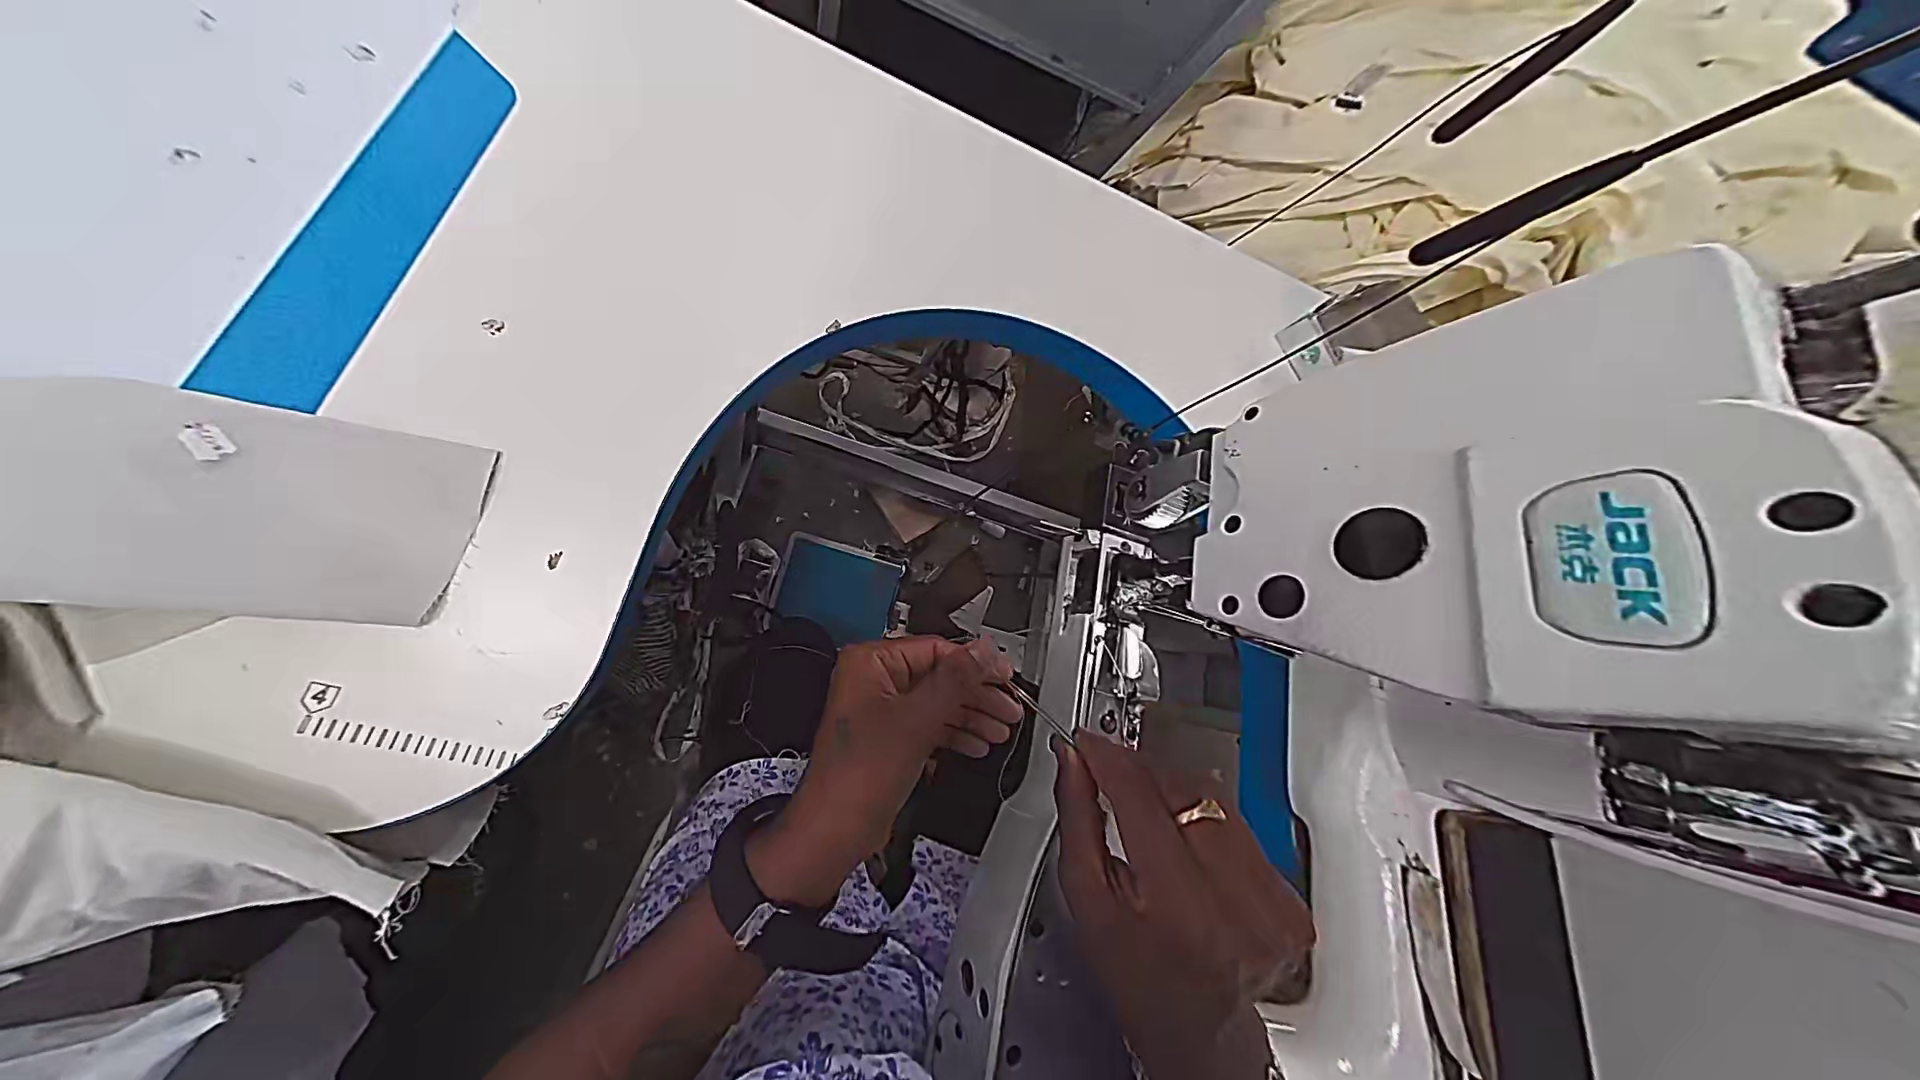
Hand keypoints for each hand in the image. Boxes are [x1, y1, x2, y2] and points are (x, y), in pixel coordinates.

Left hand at [749, 637, 1019, 906]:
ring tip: (998, 727)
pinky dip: (954, 732)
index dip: (975, 664)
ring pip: (937, 701)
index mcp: (870, 663)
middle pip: (939, 676)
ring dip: (971, 715)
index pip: (935, 649)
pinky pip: (928, 723)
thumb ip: (956, 680)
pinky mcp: (889, 736)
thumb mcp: (918, 719)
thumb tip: (984, 651)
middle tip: (1007, 707)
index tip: (1004, 676)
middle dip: (976, 695)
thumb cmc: (856, 777)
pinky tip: (976, 742)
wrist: (836, 829)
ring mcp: (881, 710)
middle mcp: (873, 681)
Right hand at [1053, 733, 1314, 1079]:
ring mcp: (1270, 900)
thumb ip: (1077, 819)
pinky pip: (1237, 819)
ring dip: (1169, 785)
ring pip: (1211, 795)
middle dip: (1137, 769)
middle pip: (1180, 786)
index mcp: (1176, 907)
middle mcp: (1234, 902)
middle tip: (1109, 770)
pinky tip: (1181, 833)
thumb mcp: (1086, 900)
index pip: (1139, 796)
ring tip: (1143, 807)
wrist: (1199, 1030)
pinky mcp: (1289, 897)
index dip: (1108, 758)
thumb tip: (1072, 762)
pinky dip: (1201, 811)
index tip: (1087, 743)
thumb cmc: (1137, 976)